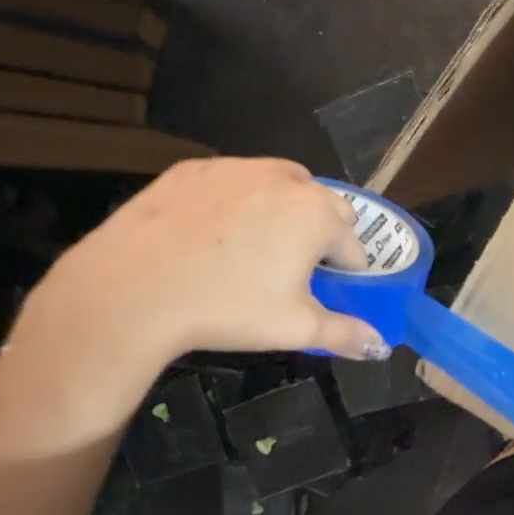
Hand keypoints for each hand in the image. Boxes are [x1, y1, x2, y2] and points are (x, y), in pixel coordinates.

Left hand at [21, 157, 389, 363]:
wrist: (133, 288)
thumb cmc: (228, 308)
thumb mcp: (296, 328)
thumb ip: (347, 334)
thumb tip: (381, 346)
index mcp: (317, 215)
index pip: (355, 244)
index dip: (348, 273)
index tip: (328, 292)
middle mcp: (283, 180)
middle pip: (325, 204)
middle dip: (323, 234)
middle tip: (298, 272)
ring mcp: (234, 169)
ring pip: (280, 184)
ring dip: (284, 211)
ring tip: (259, 250)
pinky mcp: (191, 170)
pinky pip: (233, 182)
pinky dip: (238, 202)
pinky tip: (215, 238)